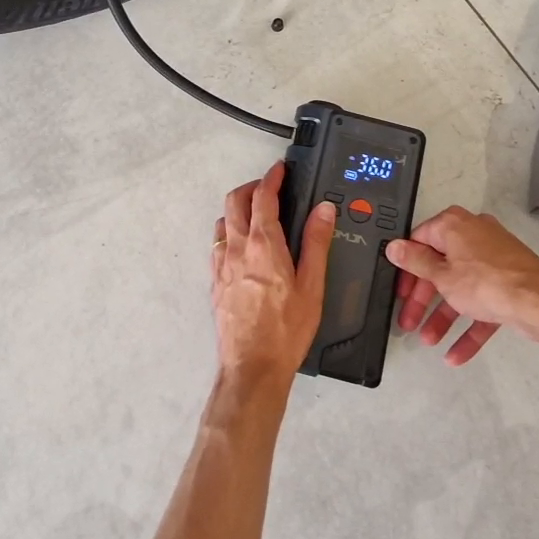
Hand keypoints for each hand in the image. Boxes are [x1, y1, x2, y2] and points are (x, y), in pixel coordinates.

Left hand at [211, 162, 335, 380]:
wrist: (253, 368)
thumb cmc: (286, 331)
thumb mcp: (312, 286)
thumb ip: (316, 243)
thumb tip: (323, 210)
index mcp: (263, 245)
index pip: (263, 197)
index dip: (271, 178)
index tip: (280, 170)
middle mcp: (237, 249)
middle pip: (234, 201)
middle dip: (251, 187)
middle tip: (268, 188)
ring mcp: (222, 266)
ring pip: (223, 222)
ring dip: (238, 210)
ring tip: (256, 214)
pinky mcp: (215, 283)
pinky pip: (217, 245)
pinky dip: (229, 233)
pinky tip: (242, 247)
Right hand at [387, 206, 538, 365]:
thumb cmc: (485, 282)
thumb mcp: (441, 275)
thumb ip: (415, 262)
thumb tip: (393, 246)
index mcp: (454, 225)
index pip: (420, 241)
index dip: (407, 268)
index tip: (400, 291)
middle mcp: (474, 235)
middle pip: (440, 267)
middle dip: (424, 300)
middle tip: (409, 322)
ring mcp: (493, 259)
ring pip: (461, 287)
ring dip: (444, 316)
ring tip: (429, 341)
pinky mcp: (508, 282)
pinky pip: (482, 302)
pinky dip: (469, 325)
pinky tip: (455, 354)